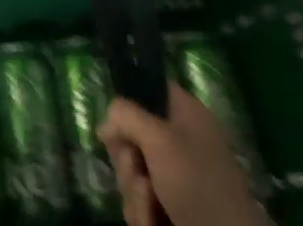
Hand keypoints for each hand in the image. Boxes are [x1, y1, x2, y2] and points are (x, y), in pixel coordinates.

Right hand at [97, 84, 269, 225]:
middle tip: (136, 169)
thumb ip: (126, 116)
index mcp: (184, 113)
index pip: (149, 89)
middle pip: (130, 135)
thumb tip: (106, 121)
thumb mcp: (158, 139)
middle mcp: (177, 139)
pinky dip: (142, 210)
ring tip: (150, 202)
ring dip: (133, 190)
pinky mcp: (168, 203)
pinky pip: (139, 198)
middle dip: (126, 158)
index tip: (116, 125)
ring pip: (131, 171)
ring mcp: (172, 174)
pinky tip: (154, 219)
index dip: (127, 104)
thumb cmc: (196, 181)